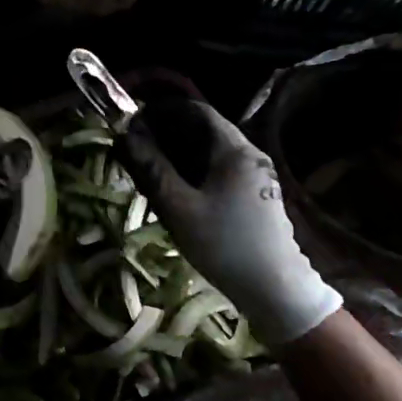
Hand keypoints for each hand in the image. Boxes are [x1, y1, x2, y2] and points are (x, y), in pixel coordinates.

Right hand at [118, 100, 341, 346]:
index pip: (196, 110)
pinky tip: (173, 188)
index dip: (162, 111)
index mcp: (234, 150)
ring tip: (148, 169)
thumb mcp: (179, 208)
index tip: (134, 122)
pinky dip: (193, 169)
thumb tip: (126, 136)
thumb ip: (152, 168)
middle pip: (203, 129)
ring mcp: (255, 175)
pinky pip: (218, 168)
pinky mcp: (254, 193)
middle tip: (135, 148)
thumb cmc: (225, 245)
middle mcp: (249, 154)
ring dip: (178, 152)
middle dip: (166, 133)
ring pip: (210, 150)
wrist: (275, 290)